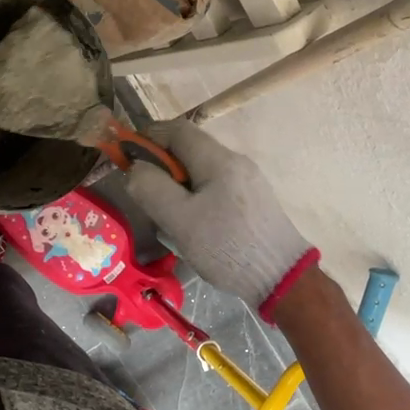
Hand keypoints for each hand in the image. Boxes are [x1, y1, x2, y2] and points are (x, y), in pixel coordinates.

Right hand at [125, 121, 317, 319]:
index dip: (148, 137)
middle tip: (146, 196)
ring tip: (168, 218)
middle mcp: (236, 163)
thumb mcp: (180, 220)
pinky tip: (194, 229)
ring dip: (178, 188)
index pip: (177, 130)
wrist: (282, 279)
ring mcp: (248, 183)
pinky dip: (196, 200)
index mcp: (219, 160)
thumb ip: (151, 189)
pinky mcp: (254, 203)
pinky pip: (216, 190)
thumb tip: (136, 169)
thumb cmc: (227, 247)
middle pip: (190, 151)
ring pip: (201, 173)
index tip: (127, 158)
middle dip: (162, 168)